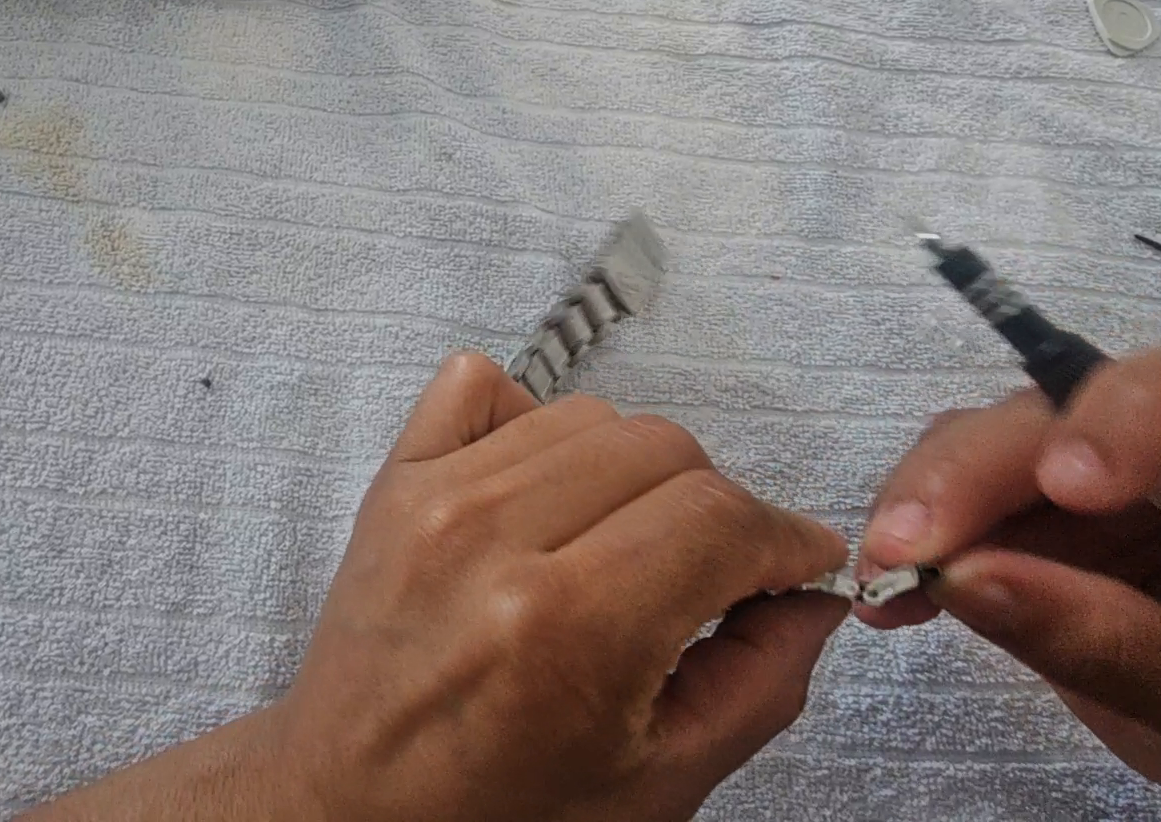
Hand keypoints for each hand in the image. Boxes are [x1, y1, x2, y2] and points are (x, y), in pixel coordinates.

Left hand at [25, 354, 847, 821]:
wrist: (352, 797)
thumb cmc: (494, 811)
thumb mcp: (655, 783)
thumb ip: (758, 679)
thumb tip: (808, 590)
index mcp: (565, 628)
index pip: (718, 518)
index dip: (782, 537)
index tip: (795, 559)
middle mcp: (491, 538)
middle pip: (660, 448)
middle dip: (712, 506)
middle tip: (705, 563)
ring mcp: (432, 493)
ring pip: (587, 414)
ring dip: (628, 469)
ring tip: (616, 534)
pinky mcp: (394, 475)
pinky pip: (478, 381)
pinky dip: (526, 414)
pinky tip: (537, 480)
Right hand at [856, 324, 1160, 820]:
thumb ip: (1129, 648)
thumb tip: (959, 579)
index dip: (1142, 412)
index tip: (1067, 489)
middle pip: (1062, 406)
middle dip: (972, 473)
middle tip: (901, 548)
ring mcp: (1096, 453)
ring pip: (988, 436)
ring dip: (924, 501)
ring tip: (882, 578)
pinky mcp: (1030, 487)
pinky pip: (955, 483)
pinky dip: (913, 533)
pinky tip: (887, 587)